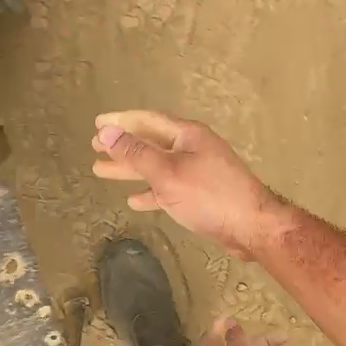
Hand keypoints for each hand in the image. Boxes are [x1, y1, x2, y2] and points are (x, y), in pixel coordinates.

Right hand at [92, 111, 294, 257]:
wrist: (251, 225)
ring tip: (102, 170)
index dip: (121, 121)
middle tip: (94, 146)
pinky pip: (169, 187)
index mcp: (187, 135)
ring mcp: (199, 171)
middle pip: (151, 142)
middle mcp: (193, 148)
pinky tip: (134, 200)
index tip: (97, 123)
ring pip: (157, 166)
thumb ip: (136, 153)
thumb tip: (107, 131)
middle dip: (122, 145)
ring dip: (130, 168)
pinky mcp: (202, 194)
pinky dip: (151, 191)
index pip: (147, 120)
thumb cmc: (208, 195)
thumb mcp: (167, 172)